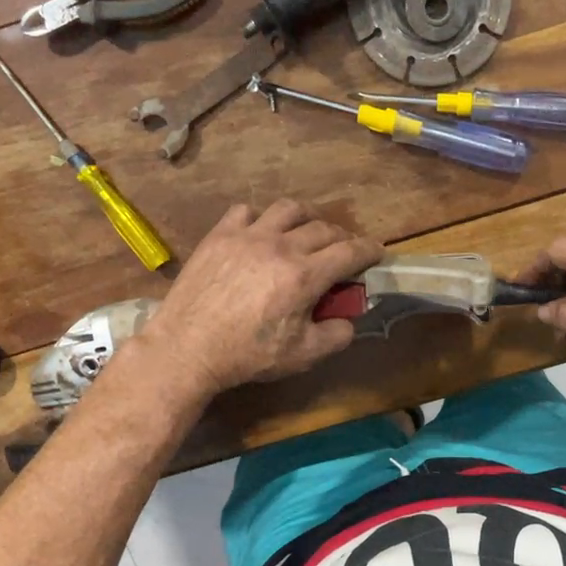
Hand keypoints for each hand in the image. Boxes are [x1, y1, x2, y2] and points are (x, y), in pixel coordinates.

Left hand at [140, 200, 383, 395]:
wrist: (188, 347)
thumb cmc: (248, 355)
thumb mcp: (303, 355)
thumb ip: (336, 335)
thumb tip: (347, 319)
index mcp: (304, 275)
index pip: (349, 252)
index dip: (369, 251)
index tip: (377, 253)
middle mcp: (280, 246)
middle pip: (323, 228)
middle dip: (341, 238)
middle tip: (343, 252)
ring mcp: (247, 235)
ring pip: (289, 209)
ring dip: (307, 218)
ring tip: (308, 232)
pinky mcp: (219, 235)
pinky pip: (247, 212)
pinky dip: (263, 220)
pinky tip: (262, 235)